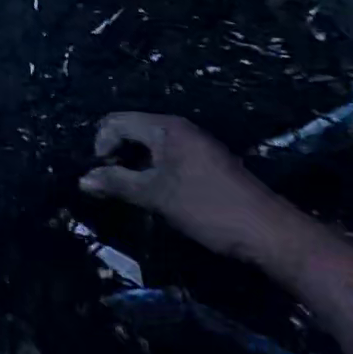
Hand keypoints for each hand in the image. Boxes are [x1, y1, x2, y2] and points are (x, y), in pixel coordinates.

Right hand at [79, 113, 298, 263]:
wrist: (270, 232)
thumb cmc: (207, 207)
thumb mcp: (155, 196)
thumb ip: (117, 183)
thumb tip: (82, 179)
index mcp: (165, 126)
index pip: (116, 121)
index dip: (101, 145)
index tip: (101, 176)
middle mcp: (179, 127)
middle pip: (132, 128)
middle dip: (116, 153)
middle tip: (112, 184)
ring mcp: (195, 142)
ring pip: (150, 143)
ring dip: (134, 163)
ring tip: (131, 190)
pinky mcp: (206, 160)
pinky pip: (167, 154)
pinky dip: (153, 168)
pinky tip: (157, 192)